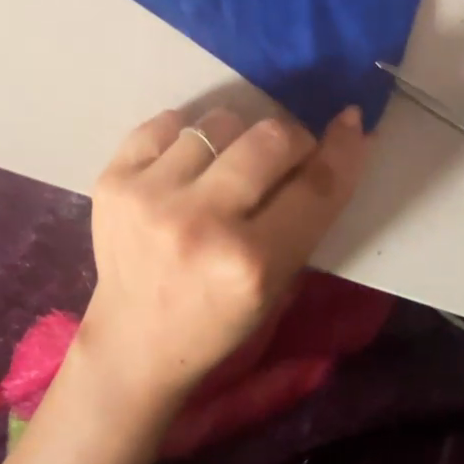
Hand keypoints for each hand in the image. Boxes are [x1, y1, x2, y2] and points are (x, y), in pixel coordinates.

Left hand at [76, 105, 371, 409]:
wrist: (134, 341)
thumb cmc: (218, 318)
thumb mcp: (278, 282)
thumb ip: (309, 211)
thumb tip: (345, 131)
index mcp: (251, 265)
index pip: (316, 185)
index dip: (342, 148)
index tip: (350, 122)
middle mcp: (200, 224)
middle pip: (270, 138)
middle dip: (290, 139)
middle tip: (284, 155)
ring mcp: (150, 198)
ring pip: (219, 121)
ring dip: (235, 137)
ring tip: (225, 167)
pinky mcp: (113, 181)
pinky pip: (167, 122)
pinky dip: (185, 135)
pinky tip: (185, 167)